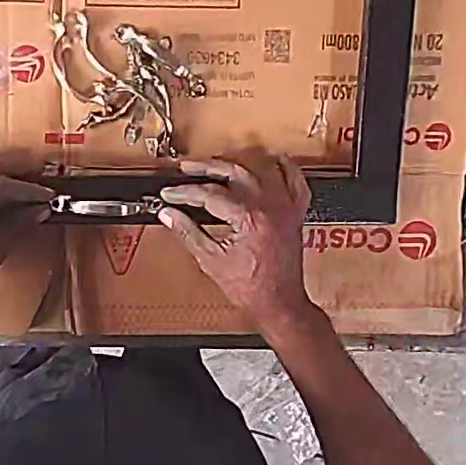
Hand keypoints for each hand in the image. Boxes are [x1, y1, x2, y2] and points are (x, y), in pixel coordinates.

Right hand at [157, 153, 320, 333]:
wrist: (279, 303)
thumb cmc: (251, 287)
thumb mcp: (211, 260)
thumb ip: (188, 232)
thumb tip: (169, 215)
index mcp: (248, 218)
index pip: (209, 194)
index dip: (185, 192)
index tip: (171, 194)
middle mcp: (270, 207)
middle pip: (234, 172)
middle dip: (207, 167)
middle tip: (188, 168)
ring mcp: (285, 208)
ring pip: (261, 169)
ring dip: (238, 163)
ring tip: (218, 163)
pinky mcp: (295, 213)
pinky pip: (296, 182)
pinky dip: (285, 169)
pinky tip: (274, 161)